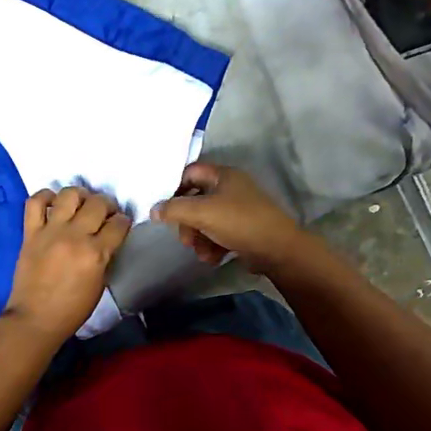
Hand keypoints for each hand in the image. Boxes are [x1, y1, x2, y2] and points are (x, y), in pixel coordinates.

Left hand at [2, 187, 131, 343]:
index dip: (123, 222)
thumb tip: (107, 240)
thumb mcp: (99, 284)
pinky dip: (44, 196)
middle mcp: (75, 236)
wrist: (36, 318)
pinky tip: (52, 202)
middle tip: (104, 213)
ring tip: (81, 203)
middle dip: (107, 205)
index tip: (121, 225)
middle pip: (98, 203)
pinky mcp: (30, 233)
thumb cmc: (72, 309)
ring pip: (69, 195)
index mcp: (95, 254)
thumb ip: (105, 257)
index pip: (118, 224)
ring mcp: (50, 231)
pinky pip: (35, 202)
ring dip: (80, 195)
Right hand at [151, 162, 313, 274]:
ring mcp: (238, 210)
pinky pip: (218, 234)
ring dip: (198, 239)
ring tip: (202, 253)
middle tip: (185, 239)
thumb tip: (153, 210)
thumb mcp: (201, 212)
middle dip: (187, 223)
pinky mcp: (243, 229)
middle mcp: (231, 188)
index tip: (164, 208)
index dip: (174, 188)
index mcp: (223, 176)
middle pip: (195, 201)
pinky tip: (213, 258)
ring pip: (205, 221)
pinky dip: (212, 246)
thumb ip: (173, 209)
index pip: (190, 173)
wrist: (277, 249)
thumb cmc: (239, 222)